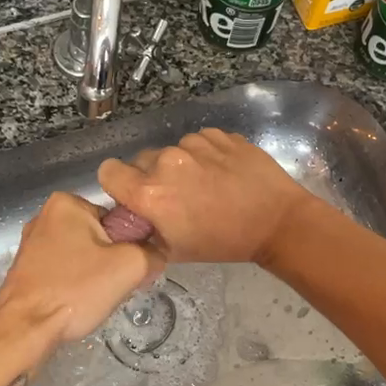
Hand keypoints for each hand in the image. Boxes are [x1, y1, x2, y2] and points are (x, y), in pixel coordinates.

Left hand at [0, 192, 163, 353]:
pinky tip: (77, 301)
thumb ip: (152, 252)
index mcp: (66, 202)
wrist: (24, 329)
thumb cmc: (75, 290)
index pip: (118, 219)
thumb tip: (156, 254)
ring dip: (95, 274)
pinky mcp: (25, 267)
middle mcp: (44, 215)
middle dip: (112, 261)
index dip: (132, 246)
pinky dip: (74, 283)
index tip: (131, 270)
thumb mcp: (130, 267)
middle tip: (114, 286)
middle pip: (100, 236)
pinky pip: (64, 269)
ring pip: (83, 255)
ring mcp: (31, 242)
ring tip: (95, 297)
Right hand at [96, 128, 318, 263]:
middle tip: (177, 197)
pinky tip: (223, 174)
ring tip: (206, 186)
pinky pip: (199, 142)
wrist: (277, 221)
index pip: (108, 171)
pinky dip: (205, 155)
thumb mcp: (175, 250)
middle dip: (152, 177)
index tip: (133, 194)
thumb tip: (132, 222)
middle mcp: (166, 162)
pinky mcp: (219, 134)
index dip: (118, 183)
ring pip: (173, 151)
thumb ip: (145, 232)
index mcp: (150, 192)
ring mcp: (195, 144)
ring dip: (181, 166)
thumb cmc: (224, 242)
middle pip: (141, 161)